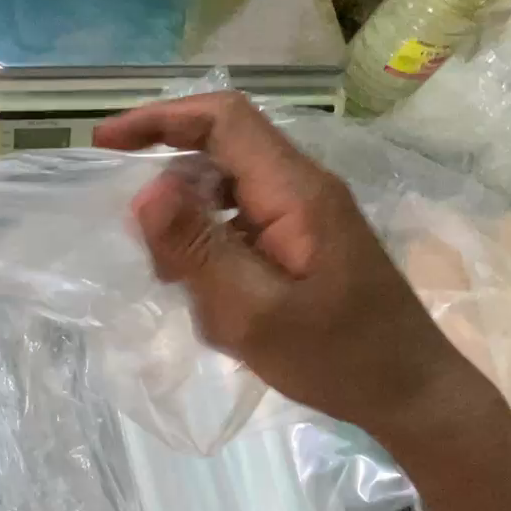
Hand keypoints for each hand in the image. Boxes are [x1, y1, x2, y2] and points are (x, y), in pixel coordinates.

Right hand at [93, 92, 496, 446]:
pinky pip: (239, 221)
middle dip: (167, 183)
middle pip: (220, 150)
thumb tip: (145, 192)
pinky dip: (207, 244)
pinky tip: (203, 290)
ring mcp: (302, 215)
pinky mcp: (299, 241)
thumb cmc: (335, 356)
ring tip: (173, 279)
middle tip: (142, 244)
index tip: (104, 144)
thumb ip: (198, 249)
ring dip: (186, 222)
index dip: (159, 119)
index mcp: (295, 191)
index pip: (223, 120)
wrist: (407, 392)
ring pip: (225, 189)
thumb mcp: (253, 310)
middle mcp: (300, 188)